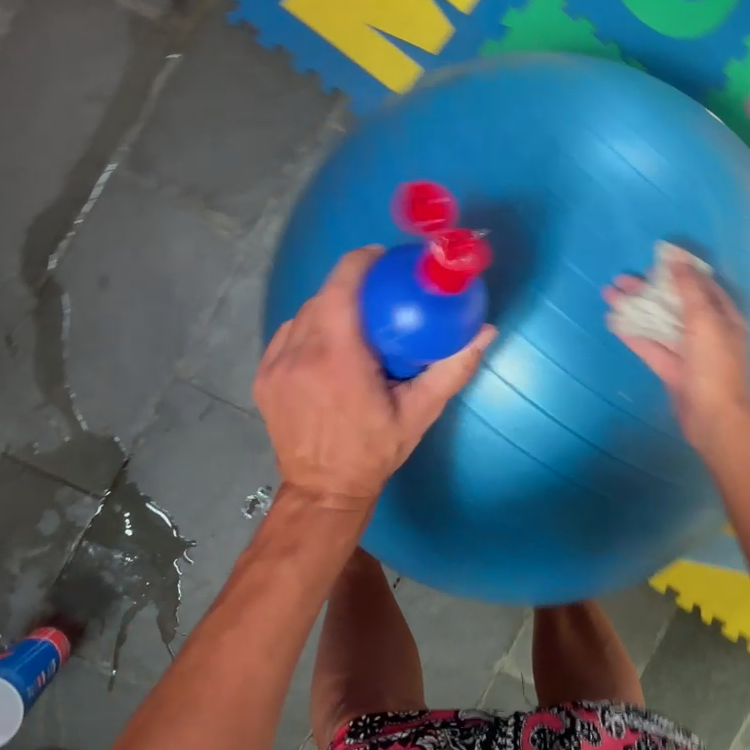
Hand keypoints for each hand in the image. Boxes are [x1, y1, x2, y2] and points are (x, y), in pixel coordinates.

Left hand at [254, 245, 495, 509]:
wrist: (323, 491)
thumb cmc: (374, 451)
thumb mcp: (420, 412)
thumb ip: (452, 368)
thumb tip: (485, 331)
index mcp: (337, 357)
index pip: (342, 286)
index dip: (361, 261)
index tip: (384, 258)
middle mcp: (299, 353)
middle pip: (323, 296)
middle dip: (351, 285)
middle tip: (381, 292)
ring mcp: (276, 365)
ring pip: (303, 314)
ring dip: (330, 308)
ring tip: (358, 317)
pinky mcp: (264, 377)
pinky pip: (289, 335)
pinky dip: (310, 330)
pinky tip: (331, 344)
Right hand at [604, 254, 749, 450]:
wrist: (715, 420)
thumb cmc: (715, 366)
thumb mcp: (705, 321)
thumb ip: (689, 289)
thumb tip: (678, 260)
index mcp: (724, 316)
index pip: (701, 285)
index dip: (679, 271)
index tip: (655, 259)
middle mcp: (708, 331)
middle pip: (675, 303)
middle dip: (648, 290)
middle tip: (620, 278)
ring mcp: (689, 351)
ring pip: (660, 324)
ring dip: (636, 309)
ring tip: (609, 294)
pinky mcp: (673, 369)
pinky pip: (652, 346)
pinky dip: (634, 333)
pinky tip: (614, 322)